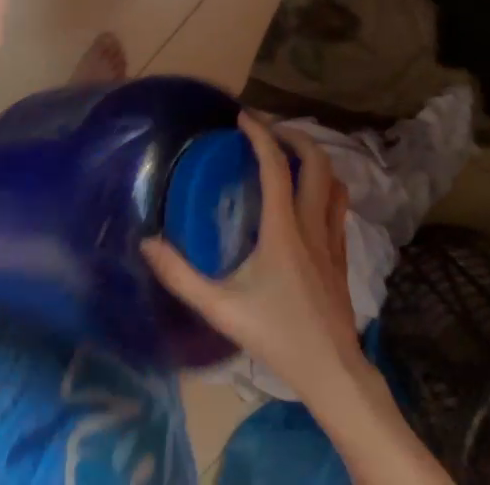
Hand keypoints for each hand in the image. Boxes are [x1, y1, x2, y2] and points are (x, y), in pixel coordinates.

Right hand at [142, 114, 363, 402]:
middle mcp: (312, 225)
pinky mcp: (342, 257)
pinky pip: (338, 208)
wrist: (331, 370)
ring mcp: (332, 241)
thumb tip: (147, 242)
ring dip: (315, 161)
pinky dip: (325, 188)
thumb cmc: (275, 335)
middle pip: (318, 163)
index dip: (260, 135)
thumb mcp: (219, 308)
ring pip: (335, 183)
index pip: (276, 166)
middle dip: (296, 137)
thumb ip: (179, 275)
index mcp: (283, 230)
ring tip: (290, 158)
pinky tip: (307, 200)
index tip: (243, 118)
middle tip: (269, 132)